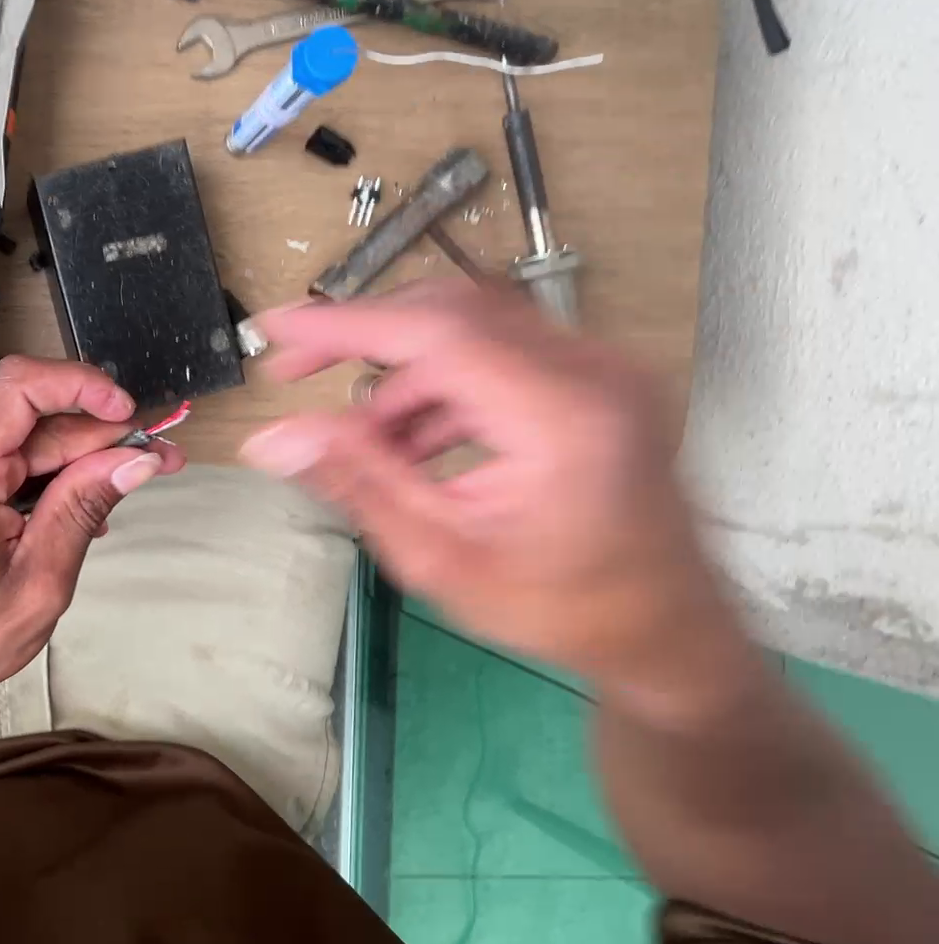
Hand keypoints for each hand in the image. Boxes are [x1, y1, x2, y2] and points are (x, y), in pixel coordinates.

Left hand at [0, 356, 186, 779]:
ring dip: (81, 458)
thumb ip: (82, 511)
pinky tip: (86, 504)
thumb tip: (133, 462)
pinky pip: (7, 466)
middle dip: (100, 432)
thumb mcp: (37, 584)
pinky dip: (49, 479)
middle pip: (32, 420)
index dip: (79, 384)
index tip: (128, 409)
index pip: (18, 389)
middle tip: (158, 454)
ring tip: (133, 477)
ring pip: (24, 444)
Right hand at [239, 282, 744, 702]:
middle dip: (360, 334)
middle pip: (450, 312)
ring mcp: (597, 372)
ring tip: (359, 439)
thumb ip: (355, 482)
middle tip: (295, 367)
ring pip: (467, 329)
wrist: (667, 632)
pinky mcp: (589, 383)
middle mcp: (590, 374)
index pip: (435, 334)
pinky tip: (408, 443)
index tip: (277, 328)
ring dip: (396, 373)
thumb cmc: (563, 608)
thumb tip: (275, 437)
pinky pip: (492, 357)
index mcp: (562, 417)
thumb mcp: (439, 556)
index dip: (344, 325)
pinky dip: (434, 387)